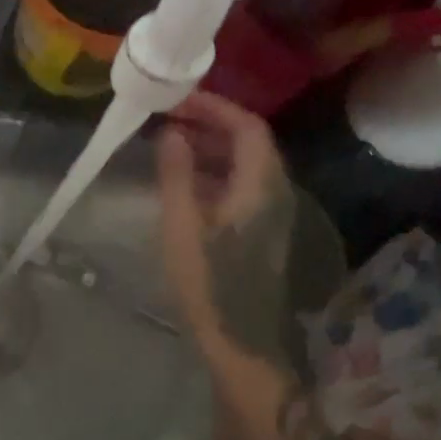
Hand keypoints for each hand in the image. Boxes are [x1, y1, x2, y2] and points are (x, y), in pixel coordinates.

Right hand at [156, 92, 290, 333]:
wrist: (240, 339)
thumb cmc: (209, 281)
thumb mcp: (183, 225)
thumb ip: (177, 174)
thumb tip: (173, 132)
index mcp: (260, 185)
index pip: (247, 127)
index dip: (215, 107)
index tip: (177, 100)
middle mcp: (274, 191)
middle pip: (249, 142)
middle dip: (209, 123)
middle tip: (166, 118)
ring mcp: (269, 212)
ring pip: (244, 163)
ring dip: (209, 146)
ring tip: (168, 143)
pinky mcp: (258, 229)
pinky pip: (239, 184)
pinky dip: (212, 170)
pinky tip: (181, 180)